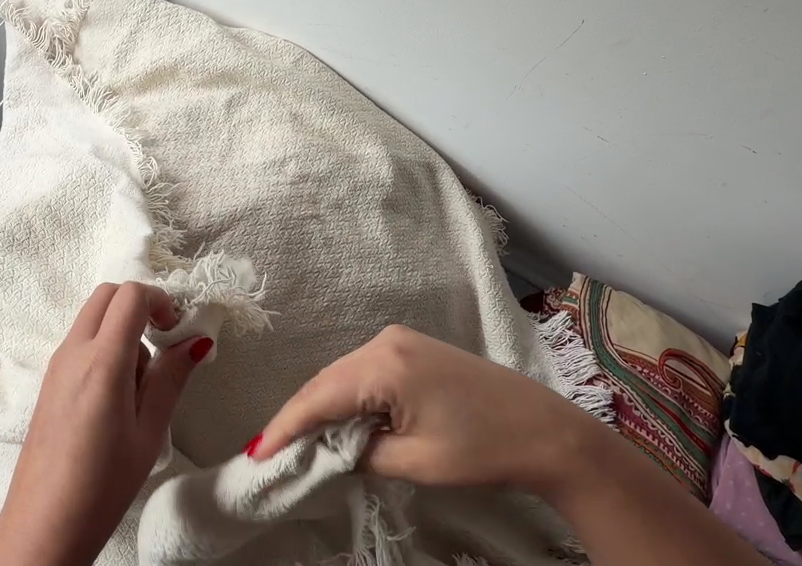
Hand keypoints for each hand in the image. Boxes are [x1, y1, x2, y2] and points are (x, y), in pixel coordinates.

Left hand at [0, 282, 212, 565]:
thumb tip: (195, 340)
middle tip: (162, 340)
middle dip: (139, 304)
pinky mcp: (50, 380)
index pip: (130, 295)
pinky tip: (118, 393)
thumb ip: (171, 378)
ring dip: (121, 326)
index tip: (177, 329)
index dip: (160, 300)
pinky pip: (81, 340)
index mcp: (101, 361)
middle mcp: (73, 351)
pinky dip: (105, 344)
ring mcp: (57, 363)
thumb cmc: (102, 485)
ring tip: (141, 380)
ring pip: (93, 315)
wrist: (43, 525)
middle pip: (107, 294)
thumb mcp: (148, 432)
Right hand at [252, 324, 607, 495]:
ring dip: (322, 405)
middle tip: (268, 449)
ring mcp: (400, 340)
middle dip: (298, 415)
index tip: (256, 453)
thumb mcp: (415, 462)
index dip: (286, 426)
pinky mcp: (412, 348)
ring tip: (295, 439)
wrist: (544, 430)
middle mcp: (385, 341)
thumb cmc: (483, 449)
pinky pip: (364, 371)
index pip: (320, 397)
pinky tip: (336, 419)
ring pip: (343, 374)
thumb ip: (363, 453)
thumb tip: (334, 450)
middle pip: (327, 380)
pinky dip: (346, 396)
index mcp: (384, 365)